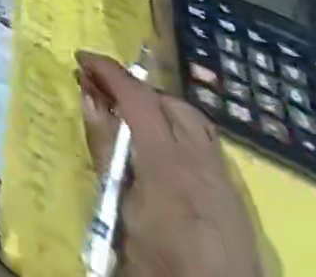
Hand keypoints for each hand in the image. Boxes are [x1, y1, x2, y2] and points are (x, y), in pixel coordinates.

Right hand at [78, 52, 263, 276]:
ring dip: (157, 106)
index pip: (139, 97)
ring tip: (126, 114)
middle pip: (171, 103)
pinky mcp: (234, 198)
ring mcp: (225, 180)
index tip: (81, 58)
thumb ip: (106, 149)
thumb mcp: (117, 205)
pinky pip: (205, 144)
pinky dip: (175, 128)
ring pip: (194, 121)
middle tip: (98, 89)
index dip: (109, 71)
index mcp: (169, 163)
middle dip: (134, 87)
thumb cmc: (156, 261)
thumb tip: (89, 97)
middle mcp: (204, 163)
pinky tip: (156, 146)